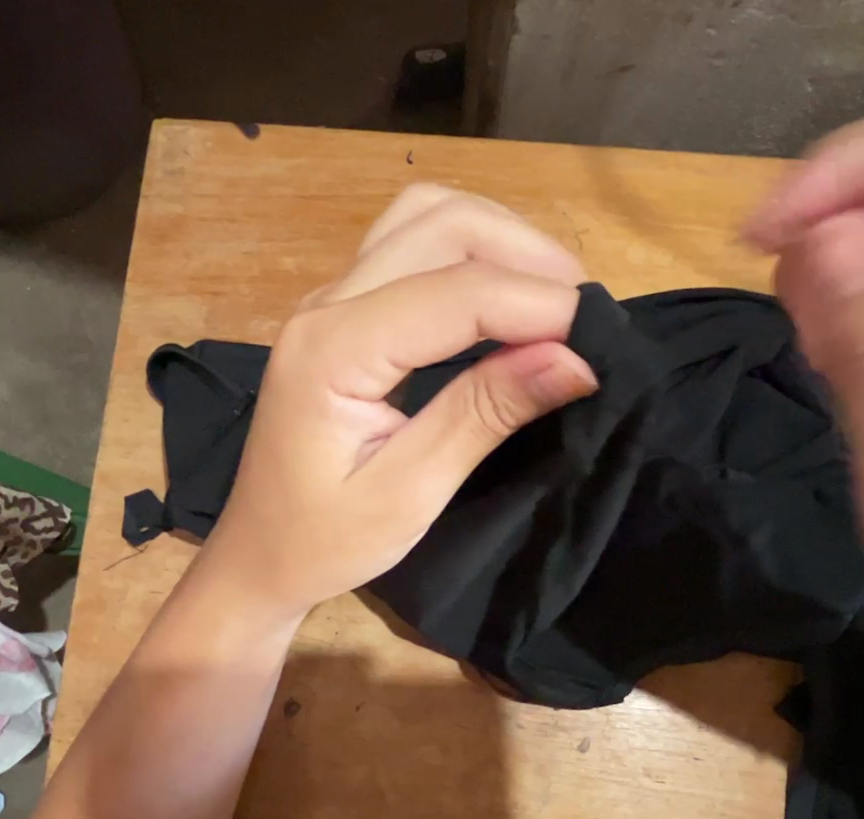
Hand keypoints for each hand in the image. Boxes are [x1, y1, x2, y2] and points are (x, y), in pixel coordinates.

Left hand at [192, 185, 597, 620]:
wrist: (259, 554)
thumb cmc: (322, 541)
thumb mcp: (408, 493)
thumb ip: (483, 416)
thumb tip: (574, 361)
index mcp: (331, 350)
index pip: (455, 293)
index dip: (540, 306)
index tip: (604, 343)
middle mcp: (326, 304)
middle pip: (441, 224)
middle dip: (527, 256)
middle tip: (586, 316)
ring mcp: (330, 301)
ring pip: (427, 219)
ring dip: (501, 243)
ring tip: (555, 301)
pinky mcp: (342, 313)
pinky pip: (412, 247)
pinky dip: (471, 256)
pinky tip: (506, 298)